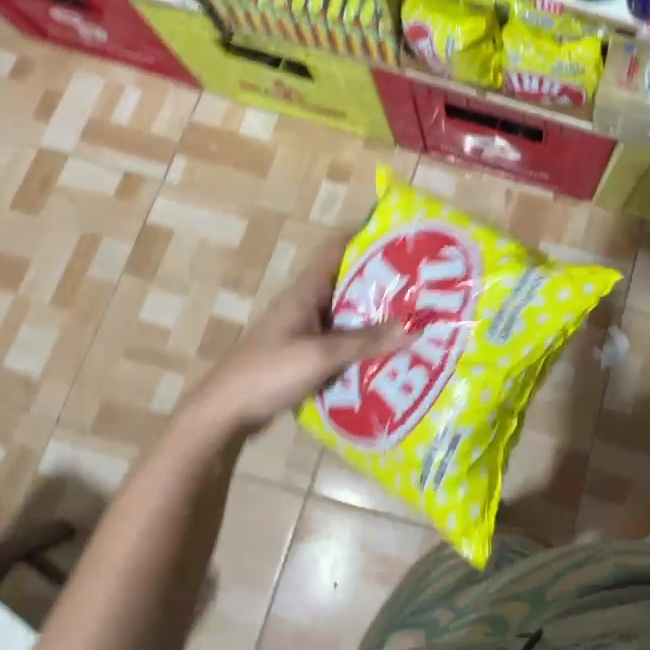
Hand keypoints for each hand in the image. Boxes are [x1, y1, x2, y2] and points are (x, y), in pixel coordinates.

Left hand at [189, 239, 409, 433]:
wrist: (225, 412)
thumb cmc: (269, 372)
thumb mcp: (322, 355)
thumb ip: (367, 341)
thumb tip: (415, 326)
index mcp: (305, 291)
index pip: (337, 248)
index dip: (366, 237)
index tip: (402, 237)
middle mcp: (305, 304)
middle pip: (348, 284)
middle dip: (383, 284)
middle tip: (423, 286)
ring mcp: (304, 331)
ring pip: (347, 316)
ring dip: (376, 319)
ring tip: (416, 320)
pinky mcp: (304, 356)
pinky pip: (341, 343)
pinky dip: (362, 346)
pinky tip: (388, 356)